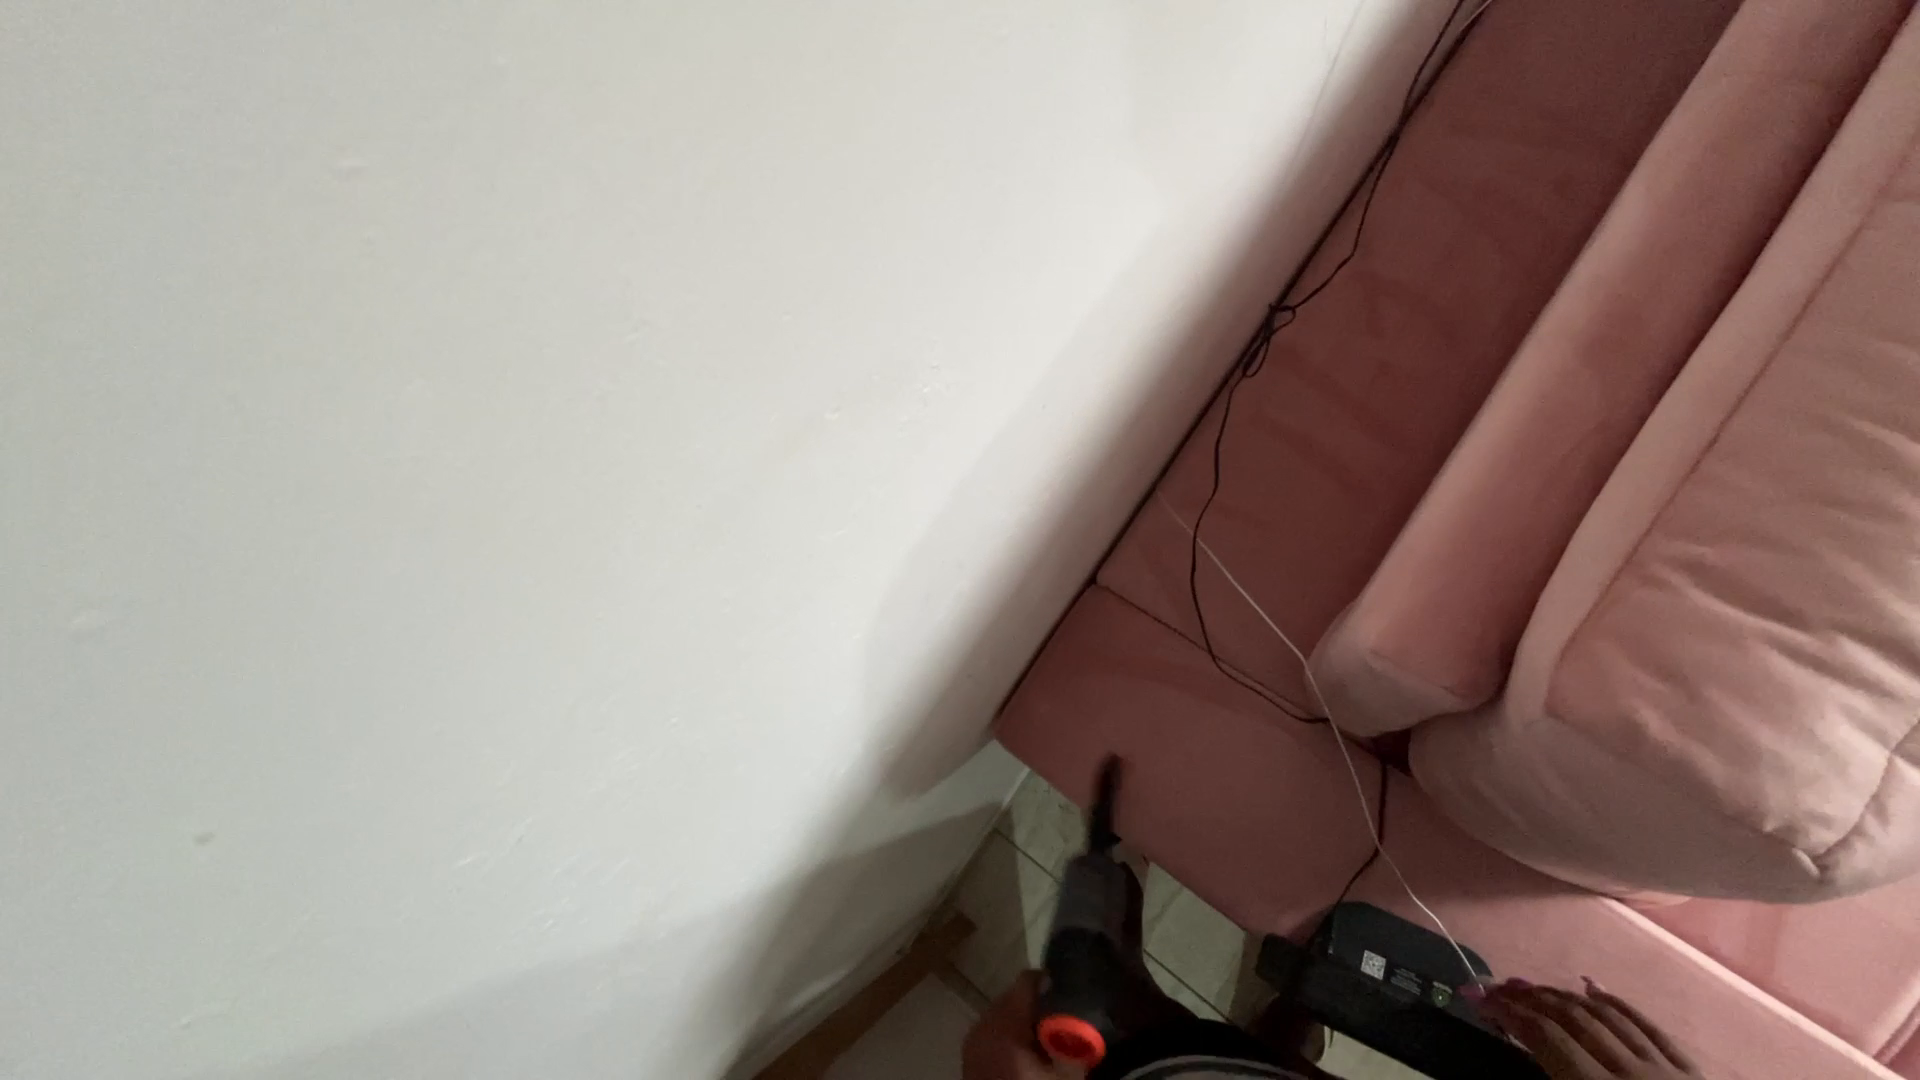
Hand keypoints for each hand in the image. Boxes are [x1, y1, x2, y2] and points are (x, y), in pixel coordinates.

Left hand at [962, 971, 1075, 1079]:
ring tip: (1047, 1042)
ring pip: (1003, 1014)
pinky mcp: (968, 1059)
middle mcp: (984, 1022)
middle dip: (1039, 1005)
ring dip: (1024, 1022)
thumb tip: (1083, 1020)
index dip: (1051, 983)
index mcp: (1005, 1021)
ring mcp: (972, 1041)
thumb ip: (1073, 1041)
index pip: (1028, 980)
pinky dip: (1009, 1037)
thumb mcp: (1064, 1076)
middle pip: (1014, 996)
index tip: (1070, 992)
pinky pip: (992, 1033)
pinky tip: (1027, 1057)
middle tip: (1063, 1022)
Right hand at [1482, 980, 1703, 1079]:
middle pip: (1571, 1017)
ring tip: (1532, 987)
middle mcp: (1634, 1075)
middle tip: (1495, 988)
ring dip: (1562, 995)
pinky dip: (1616, 1003)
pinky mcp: (1697, 1077)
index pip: (1545, 1037)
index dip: (1507, 1013)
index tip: (1475, 999)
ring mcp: (1670, 1073)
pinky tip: (1592, 989)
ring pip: (1607, 1015)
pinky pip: (1651, 1028)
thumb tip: (1519, 1049)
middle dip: (1527, 997)